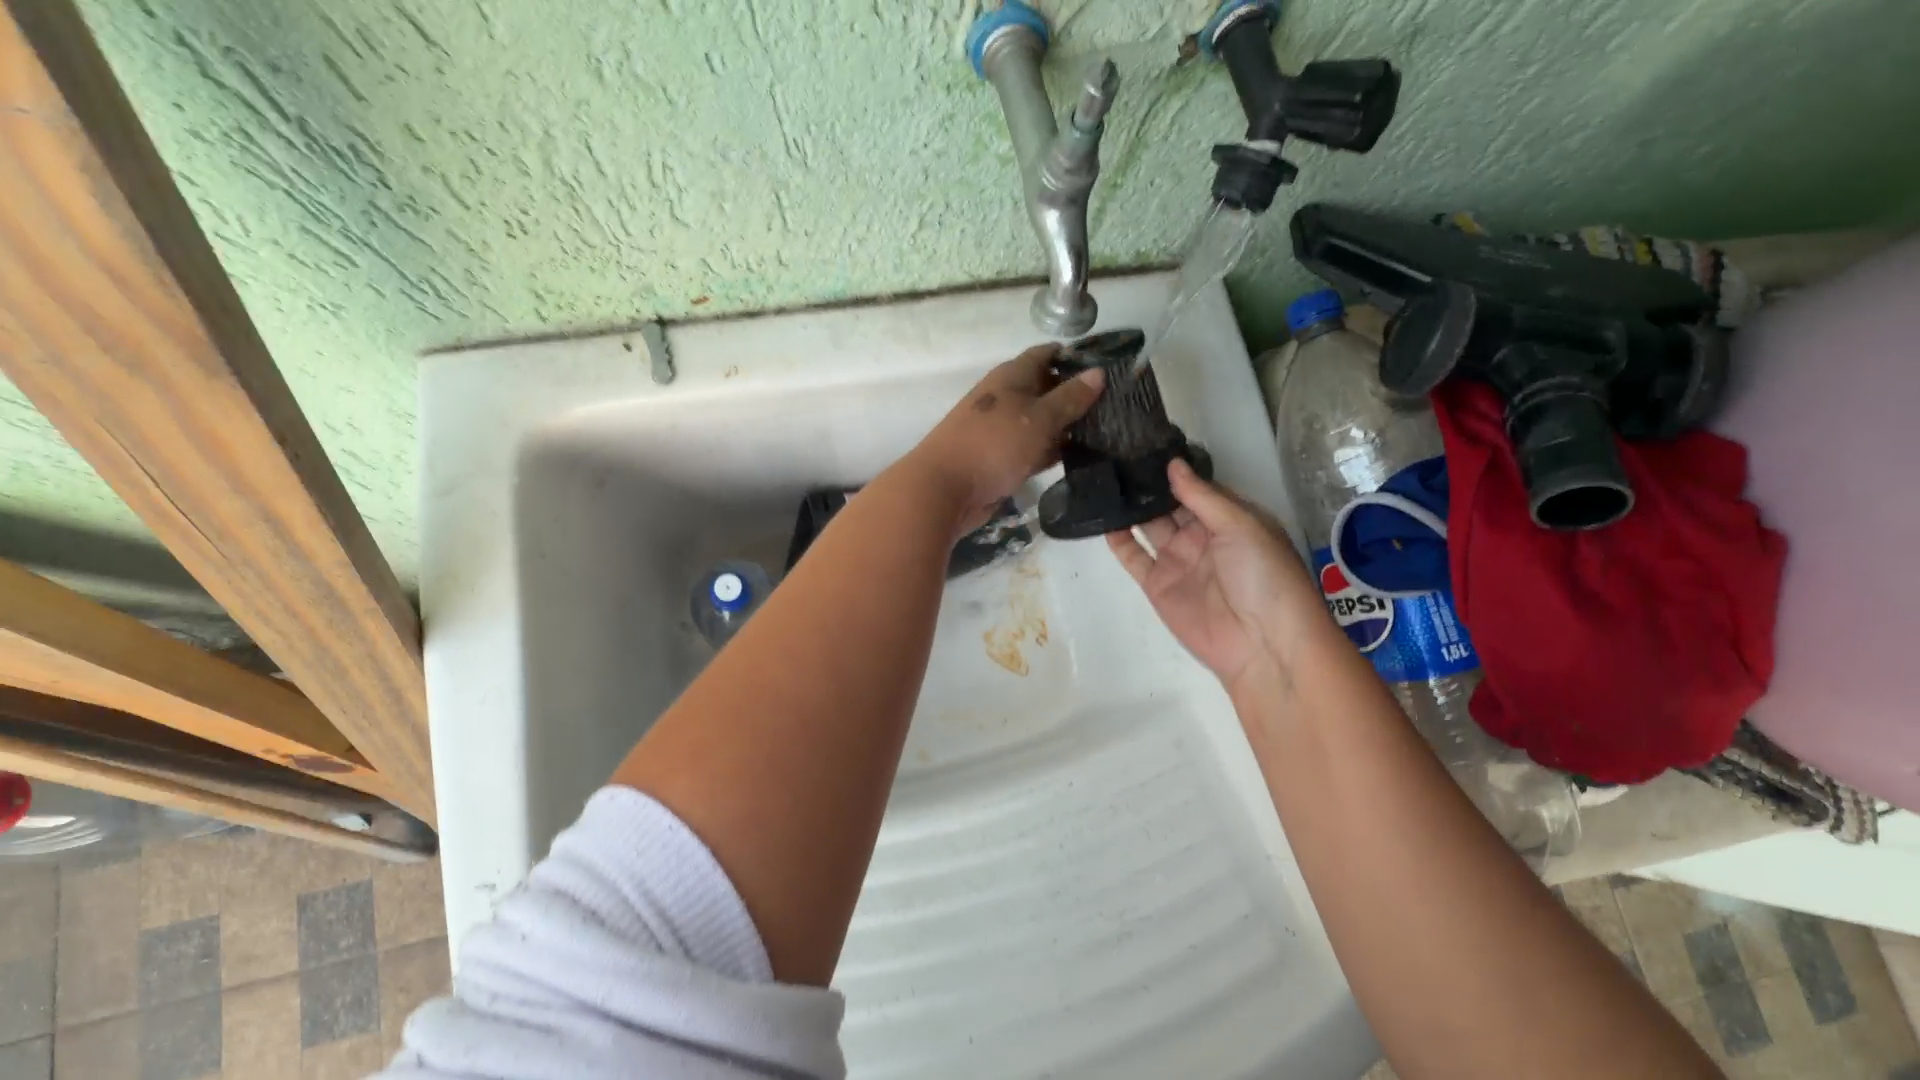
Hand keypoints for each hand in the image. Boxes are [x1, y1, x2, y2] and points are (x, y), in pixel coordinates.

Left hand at [905, 343, 1104, 532]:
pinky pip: (1034, 449)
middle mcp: (1006, 398)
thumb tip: (1098, 373)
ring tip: (1109, 431)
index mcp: (1010, 377)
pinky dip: (1054, 451)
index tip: (1108, 367)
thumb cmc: (993, 445)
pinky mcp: (1002, 459)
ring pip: (1042, 422)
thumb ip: (1069, 398)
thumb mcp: (1038, 419)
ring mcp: (1002, 430)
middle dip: (1077, 395)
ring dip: (1068, 427)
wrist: (944, 490)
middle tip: (1117, 405)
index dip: (1075, 357)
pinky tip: (1082, 458)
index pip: (1046, 355)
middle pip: (1046, 389)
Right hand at [1107, 460, 1326, 697]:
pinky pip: (1134, 557)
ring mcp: (1178, 561)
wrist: (1262, 643)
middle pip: (1170, 503)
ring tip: (1103, 476)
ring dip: (1130, 505)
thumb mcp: (1242, 526)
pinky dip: (1118, 539)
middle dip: (1148, 482)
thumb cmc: (1265, 576)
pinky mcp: (1157, 585)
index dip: (1175, 468)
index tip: (1146, 442)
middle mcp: (1203, 536)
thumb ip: (1202, 496)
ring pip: (1149, 525)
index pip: (1198, 486)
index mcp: (1231, 519)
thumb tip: (1172, 464)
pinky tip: (1100, 515)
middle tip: (1116, 453)